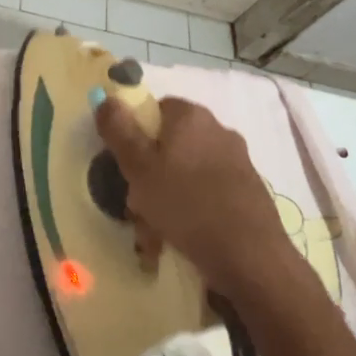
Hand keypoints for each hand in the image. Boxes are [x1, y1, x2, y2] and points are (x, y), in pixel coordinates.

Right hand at [93, 96, 295, 297]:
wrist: (250, 257)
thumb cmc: (186, 205)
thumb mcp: (139, 167)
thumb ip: (119, 130)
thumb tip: (105, 98)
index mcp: (191, 116)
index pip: (155, 109)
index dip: (135, 135)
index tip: (126, 165)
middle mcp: (218, 131)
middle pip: (170, 145)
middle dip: (149, 176)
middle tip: (136, 207)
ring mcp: (237, 162)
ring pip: (187, 175)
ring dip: (167, 200)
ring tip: (155, 235)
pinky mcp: (249, 192)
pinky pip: (208, 196)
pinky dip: (192, 213)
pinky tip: (182, 240)